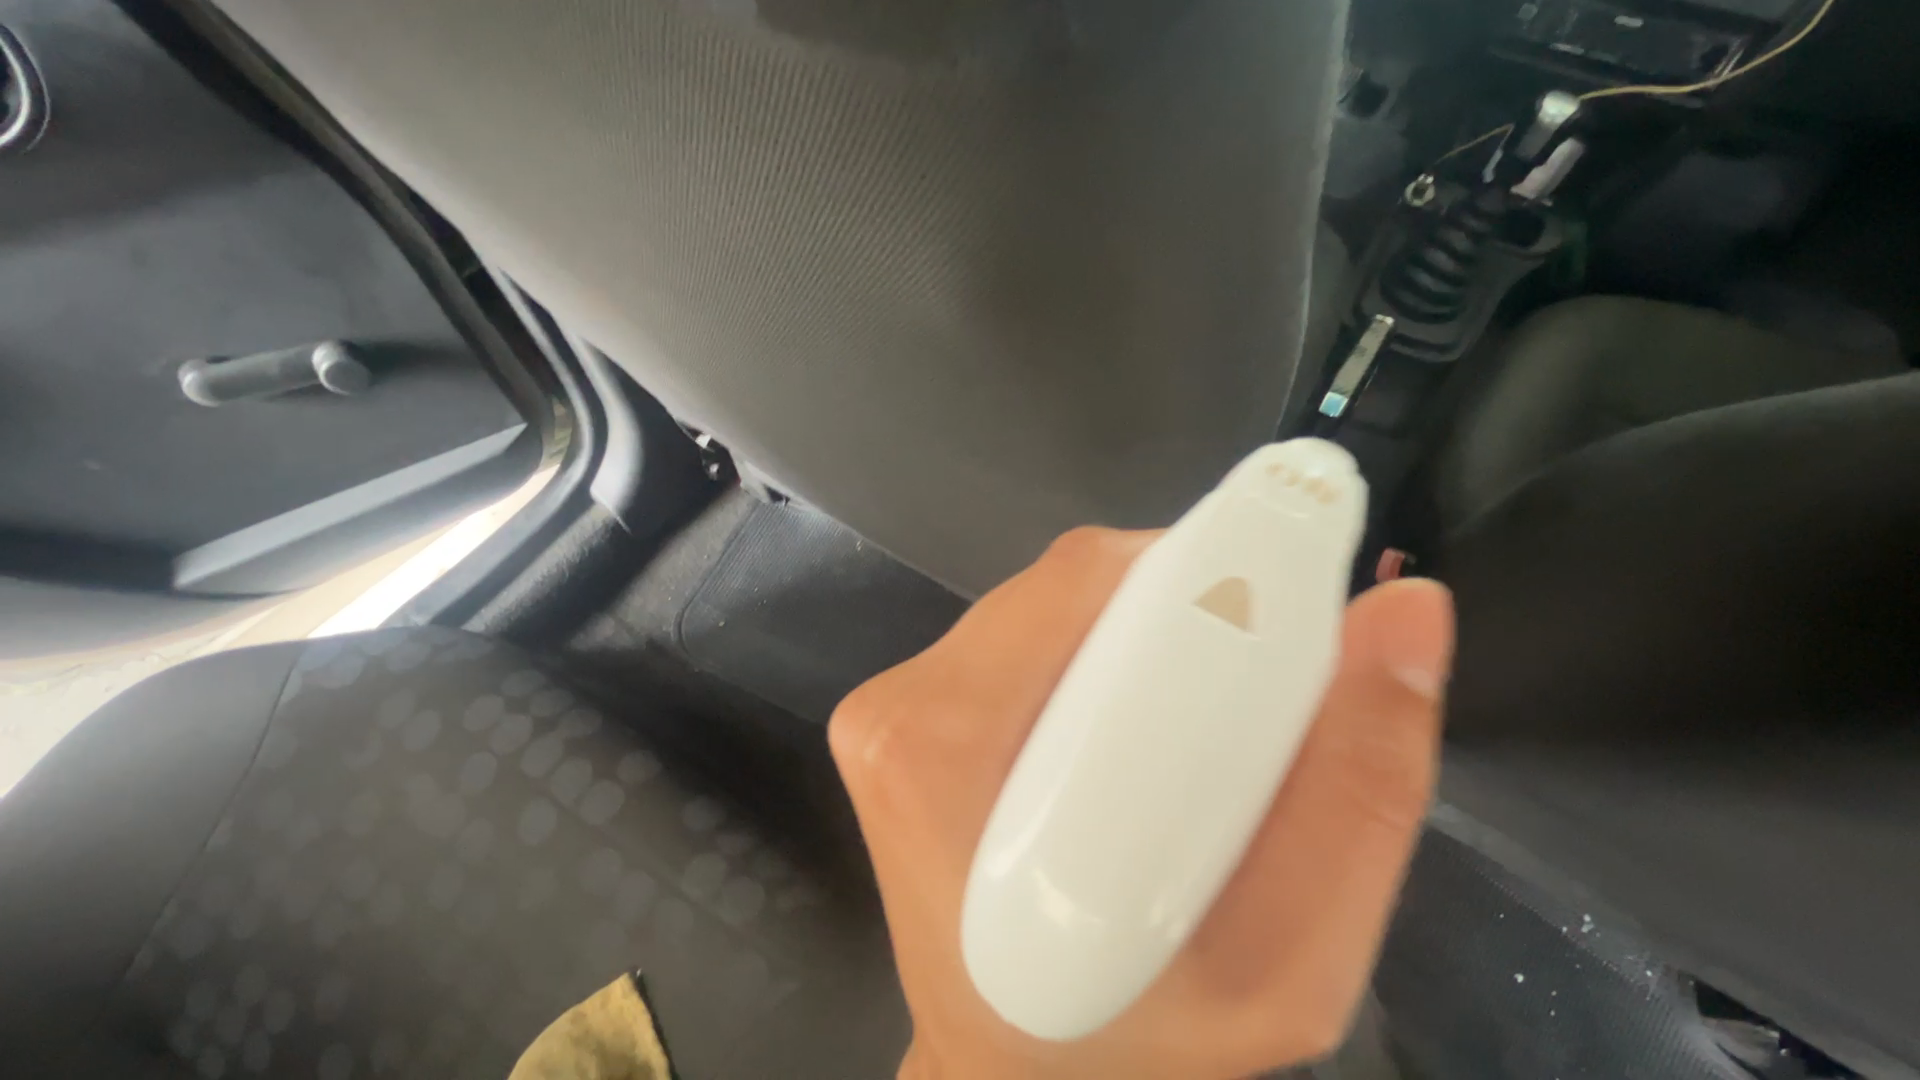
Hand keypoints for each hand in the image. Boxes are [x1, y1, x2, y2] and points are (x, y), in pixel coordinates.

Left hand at [830, 527, 1454, 1079]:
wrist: (1016, 1076)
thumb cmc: (1140, 1040)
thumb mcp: (1287, 964)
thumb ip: (1359, 791)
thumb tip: (1406, 608)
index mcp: (947, 754)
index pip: (1088, 586)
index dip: (1197, 575)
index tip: (1278, 615)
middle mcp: (900, 710)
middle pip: (1066, 588)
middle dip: (1176, 609)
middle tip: (1253, 678)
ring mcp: (887, 710)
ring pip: (1047, 607)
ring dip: (1136, 632)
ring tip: (1195, 710)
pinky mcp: (896, 716)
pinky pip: (1019, 642)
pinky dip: (1092, 657)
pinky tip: (1130, 722)